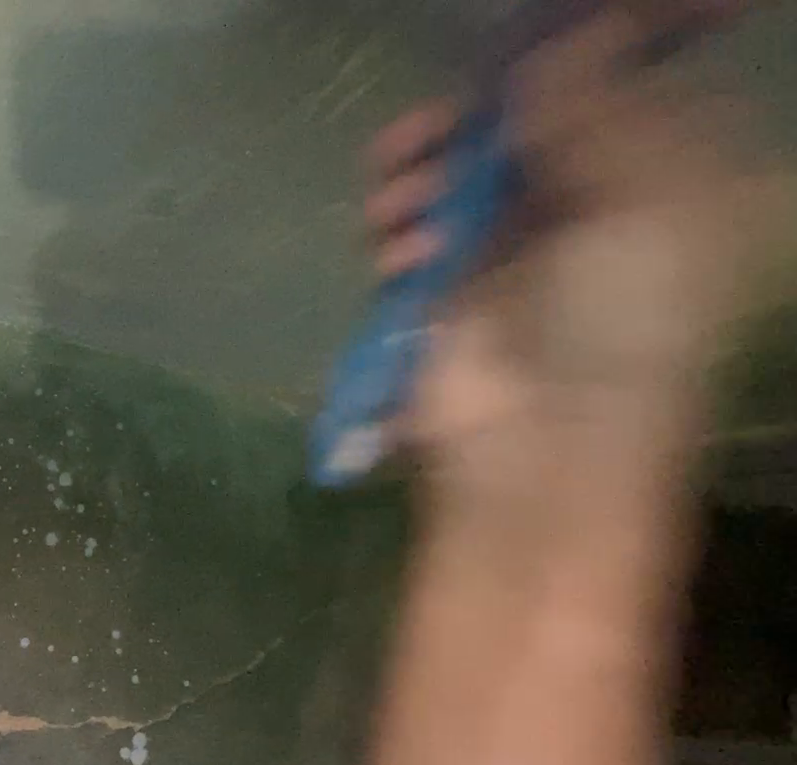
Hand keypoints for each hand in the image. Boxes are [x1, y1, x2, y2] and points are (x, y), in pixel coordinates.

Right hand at [367, 6, 776, 508]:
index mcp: (659, 164)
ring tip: (397, 210)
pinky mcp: (435, 287)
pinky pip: (403, 233)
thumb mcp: (641, 202)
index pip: (619, 75)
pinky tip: (397, 259)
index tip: (521, 39)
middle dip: (461, 123)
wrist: (538, 437)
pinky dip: (392, 236)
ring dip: (413, 183)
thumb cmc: (616, 320)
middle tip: (420, 133)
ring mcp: (500, 242)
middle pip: (512, 122)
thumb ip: (598, 112)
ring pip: (445, 175)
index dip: (576, 48)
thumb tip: (557, 45)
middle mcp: (579, 193)